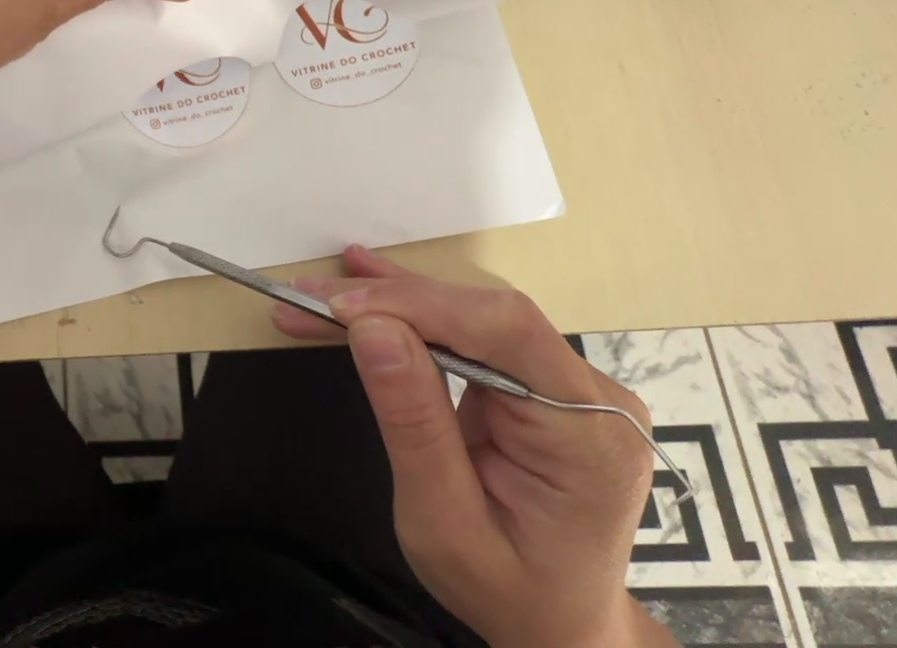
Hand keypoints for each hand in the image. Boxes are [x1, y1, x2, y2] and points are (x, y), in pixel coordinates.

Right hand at [274, 247, 671, 647]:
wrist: (558, 623)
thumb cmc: (503, 589)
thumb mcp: (442, 520)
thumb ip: (412, 421)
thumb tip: (370, 330)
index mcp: (586, 436)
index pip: (505, 331)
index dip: (417, 305)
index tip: (338, 308)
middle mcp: (592, 395)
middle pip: (483, 314)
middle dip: (386, 301)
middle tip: (304, 300)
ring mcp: (569, 383)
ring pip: (469, 313)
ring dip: (387, 301)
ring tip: (318, 294)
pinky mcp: (538, 379)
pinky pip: (469, 329)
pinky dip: (410, 310)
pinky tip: (367, 281)